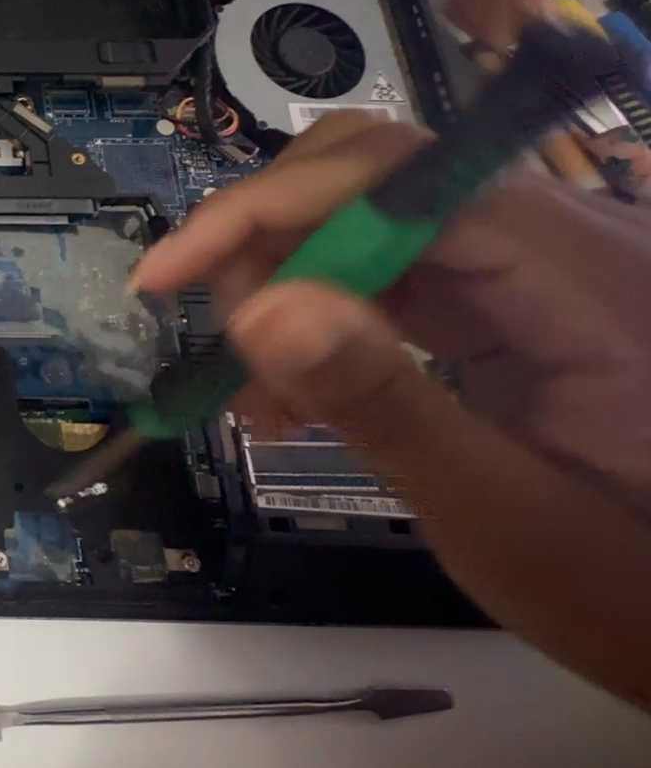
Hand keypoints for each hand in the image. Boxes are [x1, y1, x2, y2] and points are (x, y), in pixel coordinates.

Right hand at [132, 111, 650, 709]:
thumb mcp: (510, 520)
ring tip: (259, 387)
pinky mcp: (501, 296)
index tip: (164, 277)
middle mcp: (565, 242)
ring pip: (354, 214)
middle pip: (366, 173)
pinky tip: (291, 390)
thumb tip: (258, 310)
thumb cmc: (643, 595)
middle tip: (227, 338)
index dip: (261, 209)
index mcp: (594, 279)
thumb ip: (387, 407)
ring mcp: (530, 266)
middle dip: (264, 243)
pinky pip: (374, 268)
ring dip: (275, 283)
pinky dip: (306, 314)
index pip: (392, 182)